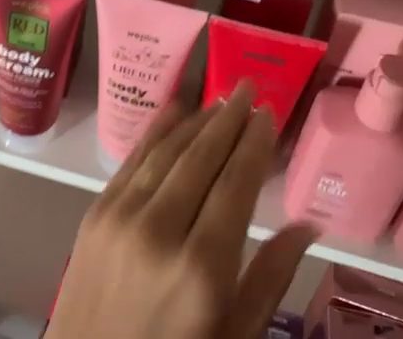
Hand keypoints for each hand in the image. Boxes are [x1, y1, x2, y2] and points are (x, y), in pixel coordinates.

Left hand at [45, 83, 317, 338]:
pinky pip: (132, 161)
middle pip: (201, 159)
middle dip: (228, 119)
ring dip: (196, 121)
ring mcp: (121, 218)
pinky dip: (155, 132)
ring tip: (221, 99)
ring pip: (166, 152)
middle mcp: (160, 231)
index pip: (236, 185)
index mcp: (202, 268)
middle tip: (249, 88)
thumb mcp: (234, 336)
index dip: (253, 144)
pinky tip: (174, 111)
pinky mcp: (95, 214)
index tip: (269, 113)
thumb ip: (270, 278)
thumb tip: (308, 225)